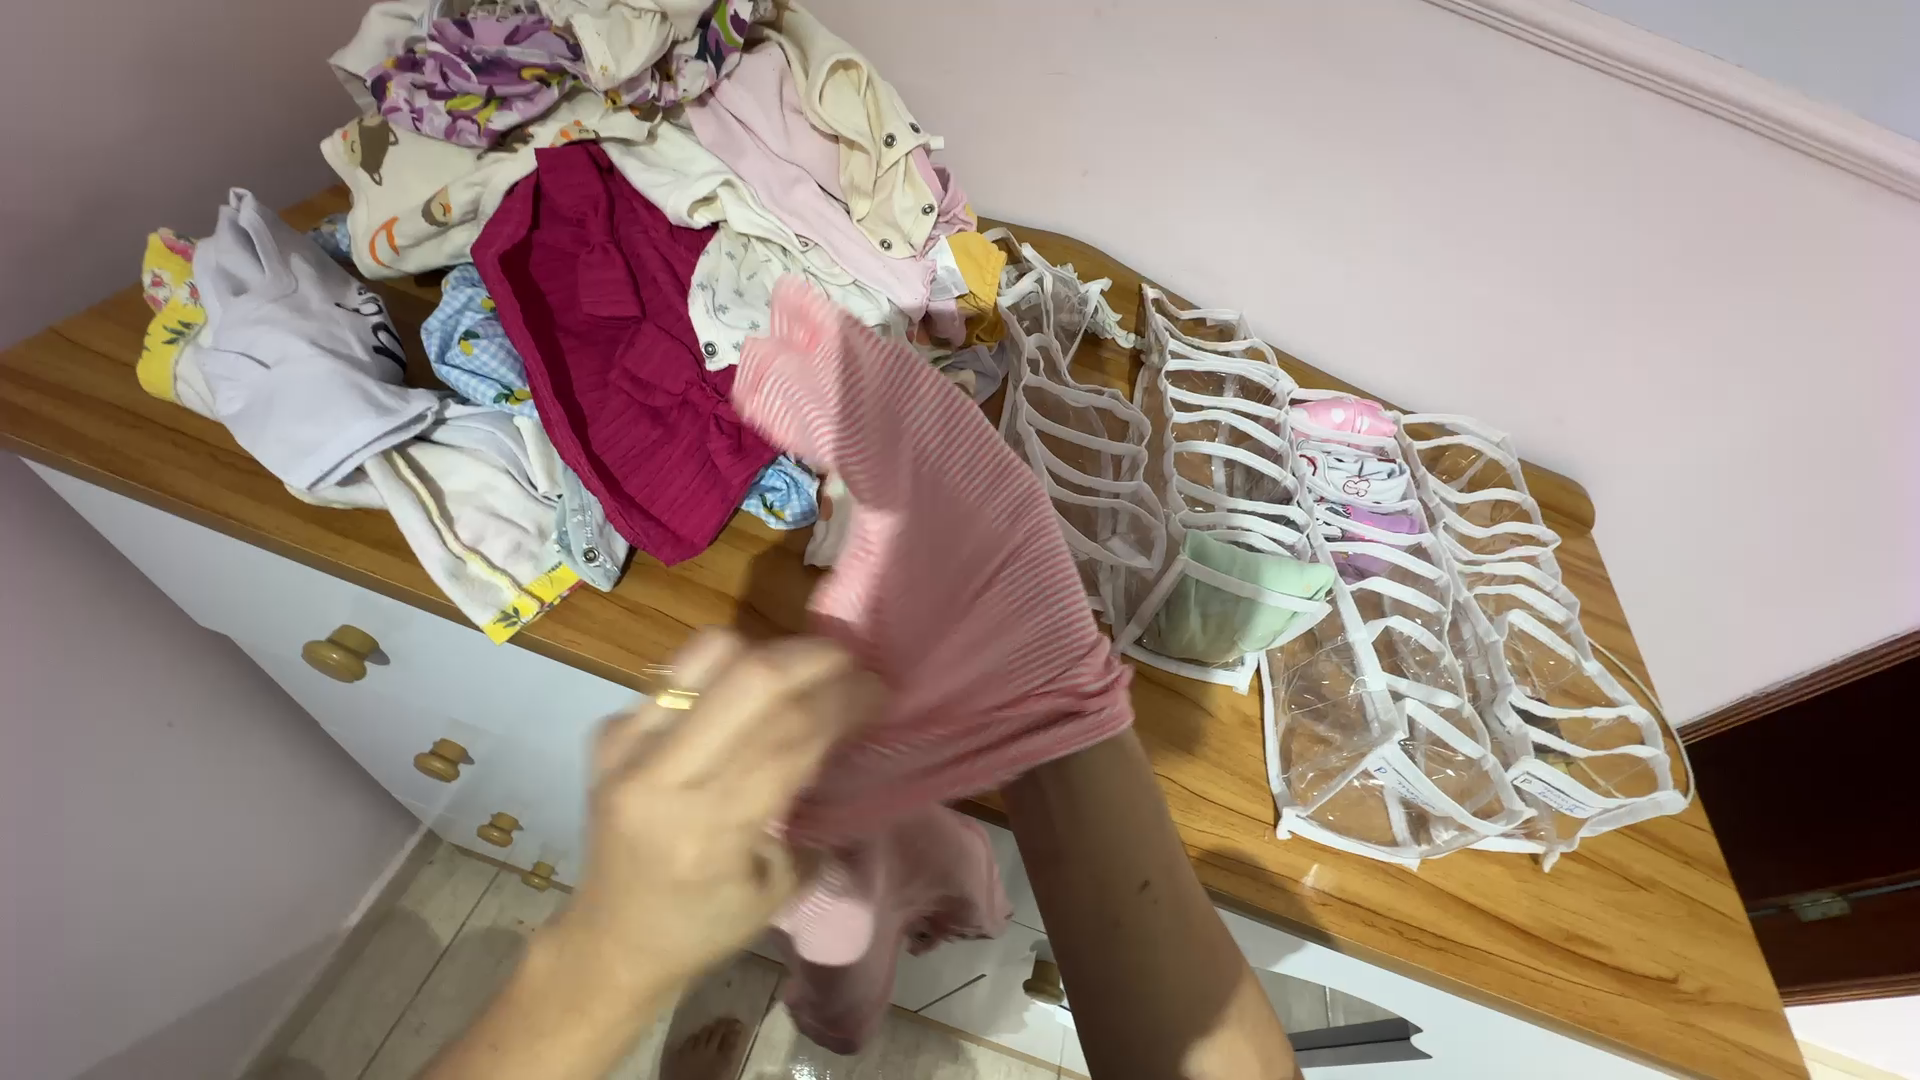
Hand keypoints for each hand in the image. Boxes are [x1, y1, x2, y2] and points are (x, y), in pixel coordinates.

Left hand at [546, 629, 883, 999]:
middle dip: (818, 658)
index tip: (880, 689)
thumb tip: (852, 736)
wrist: (608, 941)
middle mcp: (661, 778)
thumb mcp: (782, 883)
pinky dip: (729, 668)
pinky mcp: (609, 731)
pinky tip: (748, 694)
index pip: (791, 735)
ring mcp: (627, 747)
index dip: (846, 700)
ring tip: (803, 671)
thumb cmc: (706, 924)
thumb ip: (816, 806)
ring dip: (774, 651)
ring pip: (714, 655)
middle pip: (754, 678)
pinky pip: (681, 669)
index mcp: (709, 831)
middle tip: (853, 662)